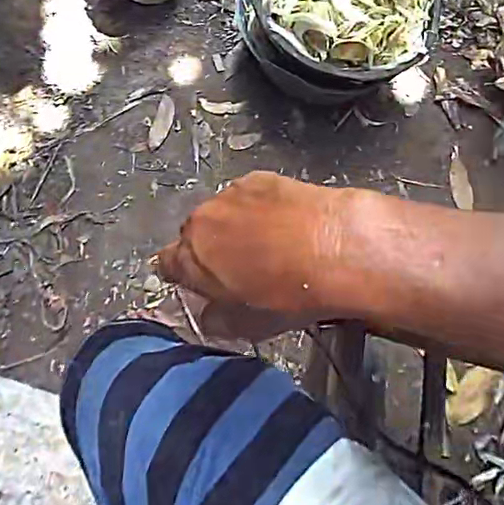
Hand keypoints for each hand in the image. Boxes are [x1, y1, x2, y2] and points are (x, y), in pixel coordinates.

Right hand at [155, 173, 356, 338]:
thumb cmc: (292, 292)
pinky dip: (260, 208)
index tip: (200, 283)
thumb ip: (217, 320)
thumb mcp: (249, 326)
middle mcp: (203, 219)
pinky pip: (248, 196)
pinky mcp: (259, 179)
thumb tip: (210, 316)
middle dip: (211, 250)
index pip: (167, 264)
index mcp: (192, 257)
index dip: (183, 275)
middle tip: (241, 268)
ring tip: (269, 245)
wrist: (336, 247)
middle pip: (195, 235)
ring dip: (236, 226)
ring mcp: (231, 195)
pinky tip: (285, 223)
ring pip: (222, 213)